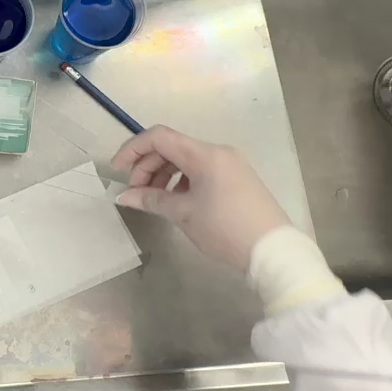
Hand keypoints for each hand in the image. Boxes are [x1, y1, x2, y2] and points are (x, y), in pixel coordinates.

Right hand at [112, 126, 291, 270]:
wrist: (274, 252)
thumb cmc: (225, 228)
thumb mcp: (183, 214)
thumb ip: (150, 199)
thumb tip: (123, 196)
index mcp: (205, 154)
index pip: (158, 137)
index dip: (132, 149)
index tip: (117, 170)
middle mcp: (218, 152)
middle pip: (170, 148)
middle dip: (146, 167)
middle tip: (135, 193)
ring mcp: (230, 165)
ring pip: (185, 160)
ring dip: (162, 175)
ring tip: (153, 199)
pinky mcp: (236, 179)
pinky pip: (200, 170)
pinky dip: (181, 181)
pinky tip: (176, 201)